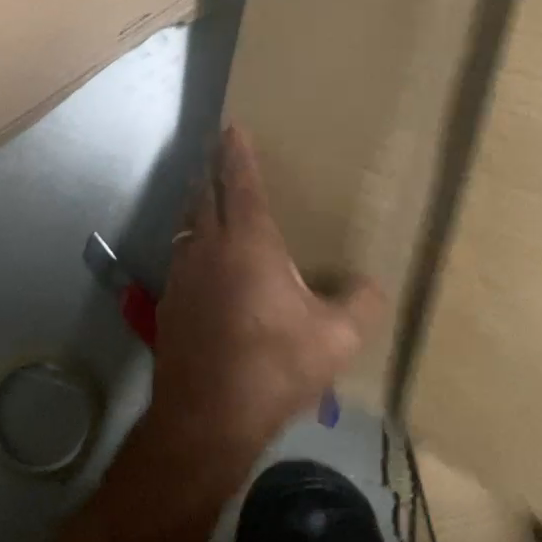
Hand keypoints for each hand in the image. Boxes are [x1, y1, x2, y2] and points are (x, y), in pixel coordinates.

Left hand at [149, 125, 383, 447]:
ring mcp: (182, 272)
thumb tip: (372, 285)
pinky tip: (198, 256)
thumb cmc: (274, 367)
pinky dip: (191, 240)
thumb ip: (361, 305)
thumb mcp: (336, 340)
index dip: (238, 153)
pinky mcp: (169, 300)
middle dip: (212, 168)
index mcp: (249, 242)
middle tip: (216, 150)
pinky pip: (181, 254)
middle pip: (205, 194)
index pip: (241, 183)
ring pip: (188, 223)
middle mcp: (209, 246)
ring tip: (205, 193)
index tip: (232, 127)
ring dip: (197, 202)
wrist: (207, 413)